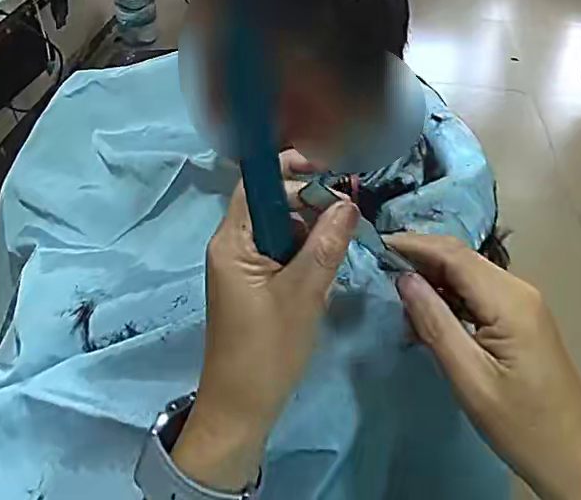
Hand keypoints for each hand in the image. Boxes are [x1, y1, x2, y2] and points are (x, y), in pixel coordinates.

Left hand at [172, 183, 356, 491]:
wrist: (240, 413)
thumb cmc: (267, 351)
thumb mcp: (304, 292)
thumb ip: (327, 242)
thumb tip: (348, 201)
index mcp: (233, 240)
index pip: (257, 183)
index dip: (289, 167)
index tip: (327, 167)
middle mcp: (232, 244)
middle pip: (272, 201)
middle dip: (309, 199)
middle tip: (347, 208)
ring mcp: (242, 263)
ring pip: (281, 225)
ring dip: (311, 226)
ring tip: (341, 239)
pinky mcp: (253, 281)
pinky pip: (281, 248)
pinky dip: (304, 249)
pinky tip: (325, 264)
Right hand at [387, 234, 580, 499]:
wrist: (573, 460)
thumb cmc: (520, 424)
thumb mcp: (470, 379)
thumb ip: (435, 324)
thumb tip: (404, 279)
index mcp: (509, 299)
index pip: (454, 254)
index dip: (415, 244)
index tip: (378, 246)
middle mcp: (519, 288)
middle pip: (462, 257)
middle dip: (421, 256)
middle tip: (382, 268)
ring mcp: (524, 300)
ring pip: (470, 272)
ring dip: (435, 276)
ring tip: (399, 291)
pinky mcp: (523, 316)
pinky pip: (481, 290)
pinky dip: (453, 293)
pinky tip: (430, 310)